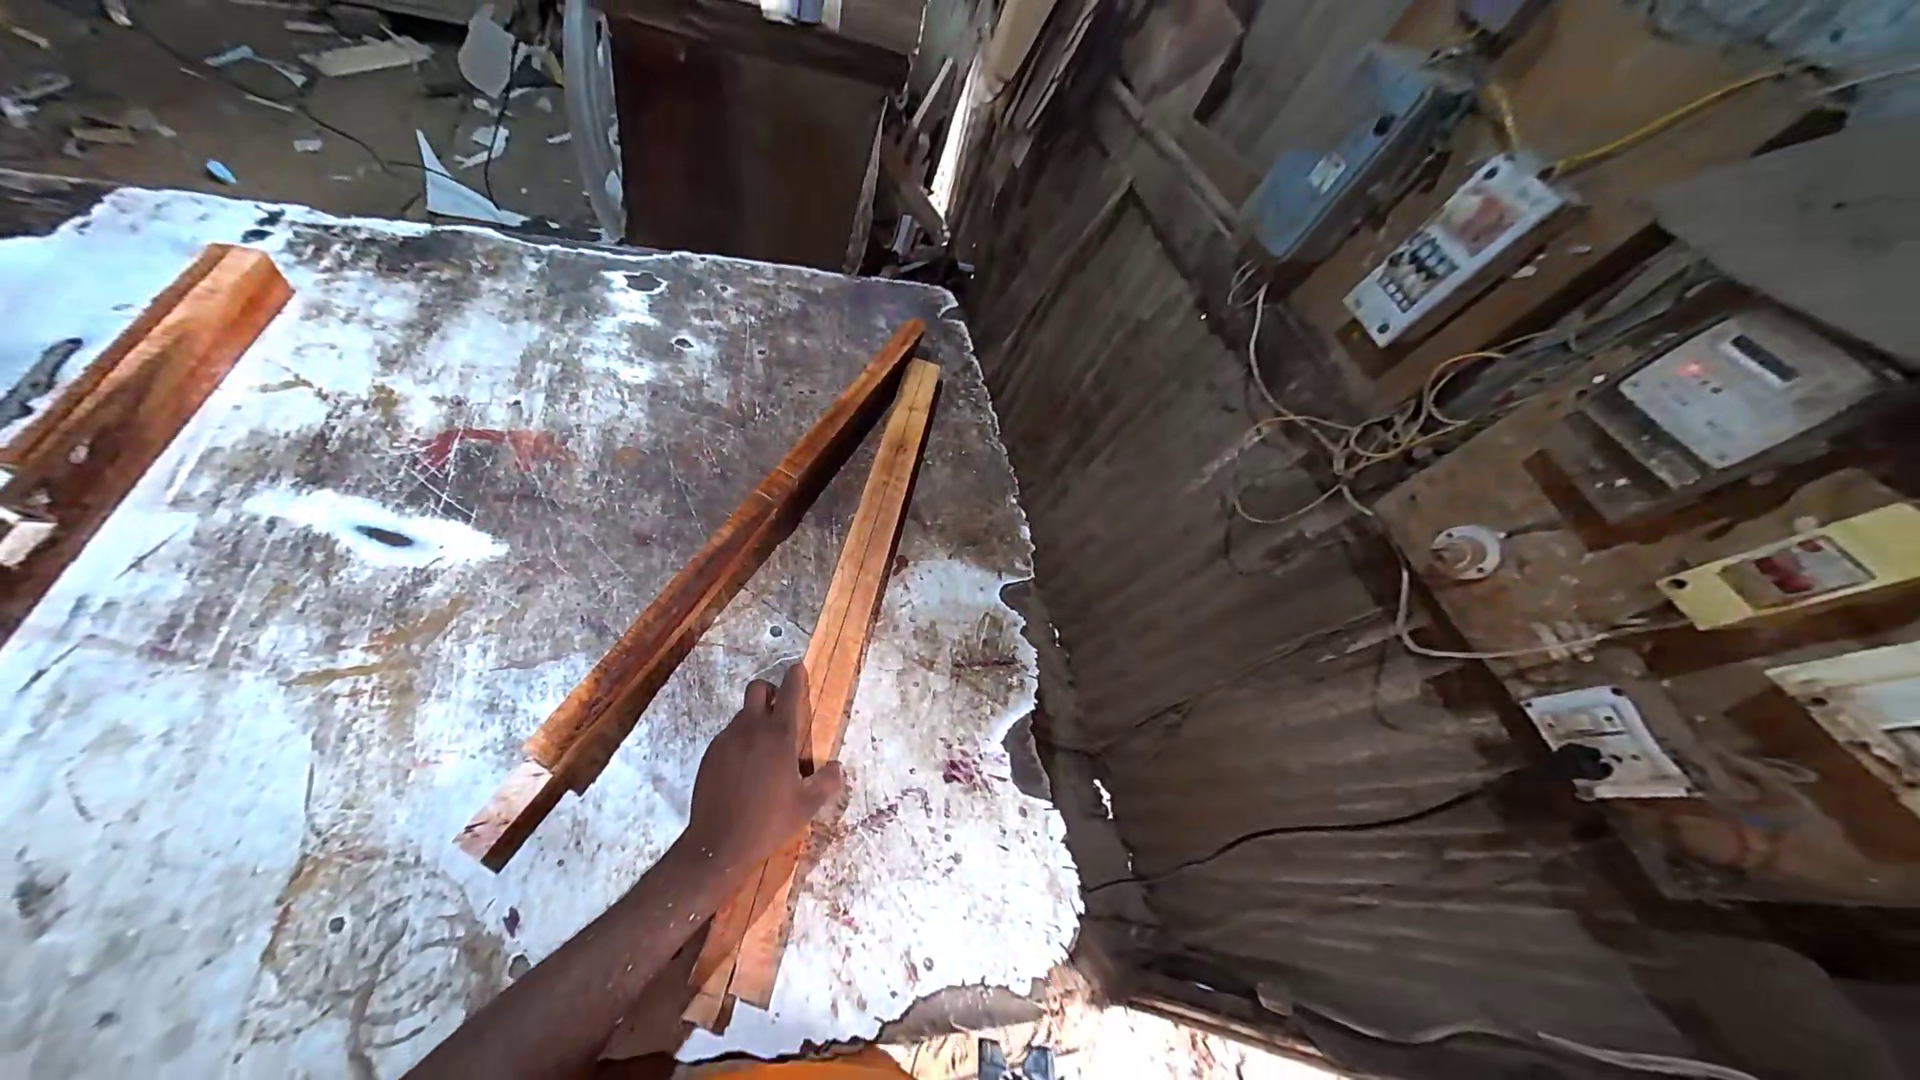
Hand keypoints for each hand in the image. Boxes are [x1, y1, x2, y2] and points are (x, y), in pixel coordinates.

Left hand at [684, 664, 846, 870]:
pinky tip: (745, 769)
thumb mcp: (807, 806)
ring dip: (756, 719)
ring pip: (742, 714)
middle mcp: (751, 730)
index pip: (789, 692)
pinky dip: (740, 741)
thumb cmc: (768, 822)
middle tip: (780, 710)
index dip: (796, 677)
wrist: (717, 845)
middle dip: (770, 690)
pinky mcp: (710, 755)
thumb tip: (836, 768)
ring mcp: (726, 740)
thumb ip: (827, 782)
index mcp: (779, 736)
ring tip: (765, 750)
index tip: (798, 668)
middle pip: (757, 689)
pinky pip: (729, 736)